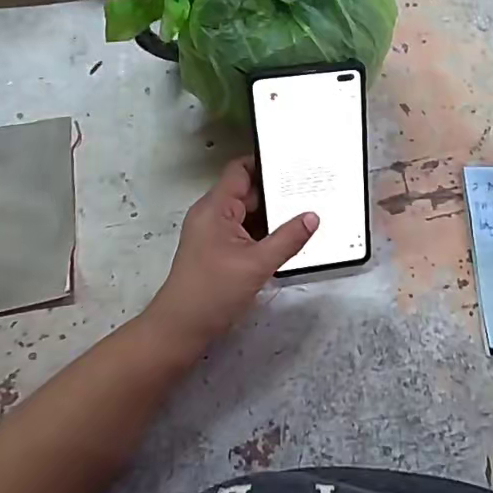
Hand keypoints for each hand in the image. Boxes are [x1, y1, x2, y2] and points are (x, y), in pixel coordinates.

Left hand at [142, 158, 317, 352]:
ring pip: (247, 213)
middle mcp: (212, 214)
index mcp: (215, 207)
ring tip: (304, 213)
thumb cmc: (212, 293)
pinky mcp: (216, 249)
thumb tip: (313, 216)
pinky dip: (262, 233)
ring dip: (271, 216)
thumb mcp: (257, 264)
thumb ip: (288, 238)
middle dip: (276, 193)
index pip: (240, 170)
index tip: (294, 164)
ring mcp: (213, 232)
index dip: (266, 163)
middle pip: (247, 191)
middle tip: (309, 191)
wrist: (180, 329)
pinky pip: (243, 230)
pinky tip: (286, 238)